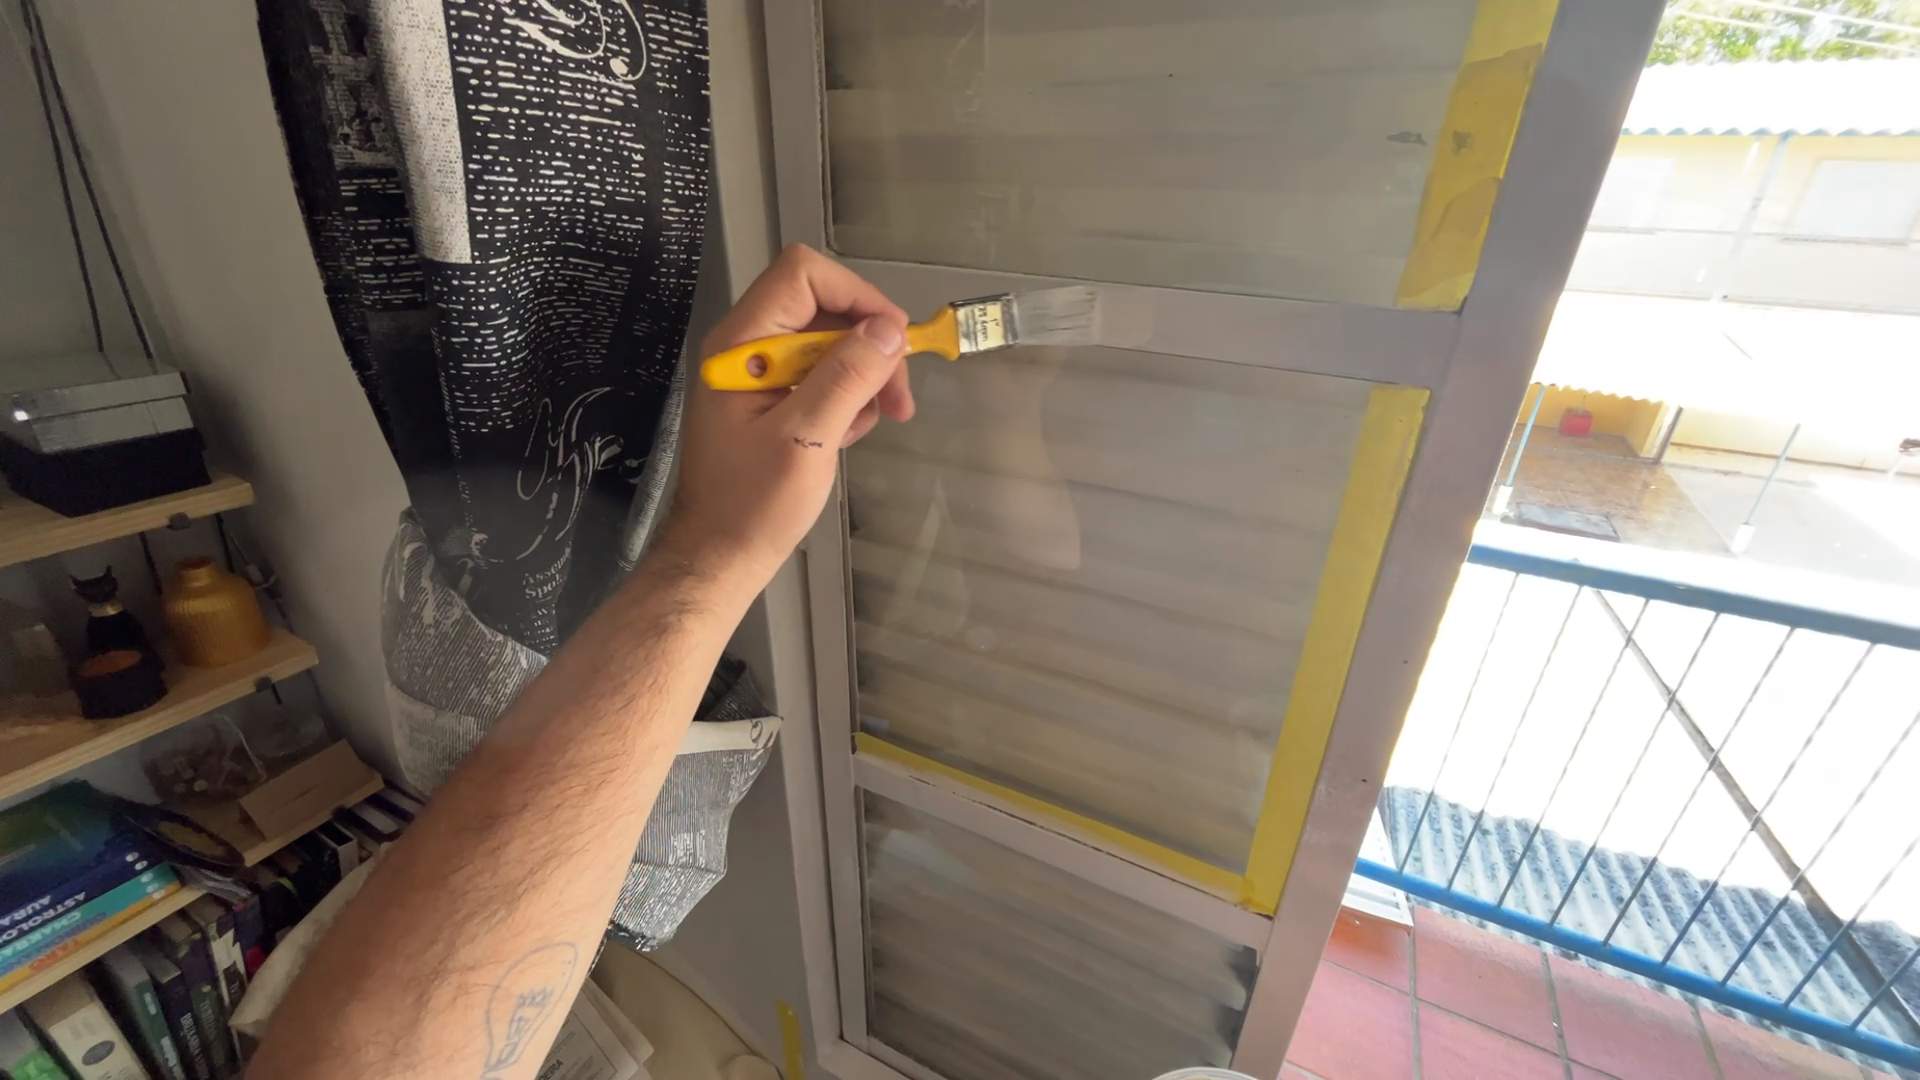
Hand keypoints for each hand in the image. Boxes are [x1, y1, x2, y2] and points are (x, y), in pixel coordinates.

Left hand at [658, 244, 916, 588]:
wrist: (722, 553)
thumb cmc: (753, 505)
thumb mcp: (805, 440)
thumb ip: (846, 379)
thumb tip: (890, 331)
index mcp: (742, 345)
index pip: (804, 275)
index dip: (857, 297)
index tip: (894, 343)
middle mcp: (749, 347)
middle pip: (825, 310)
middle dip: (869, 349)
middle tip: (898, 401)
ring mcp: (762, 374)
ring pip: (831, 345)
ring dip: (862, 381)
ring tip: (862, 429)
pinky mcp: (775, 399)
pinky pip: (823, 377)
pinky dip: (846, 401)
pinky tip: (844, 438)